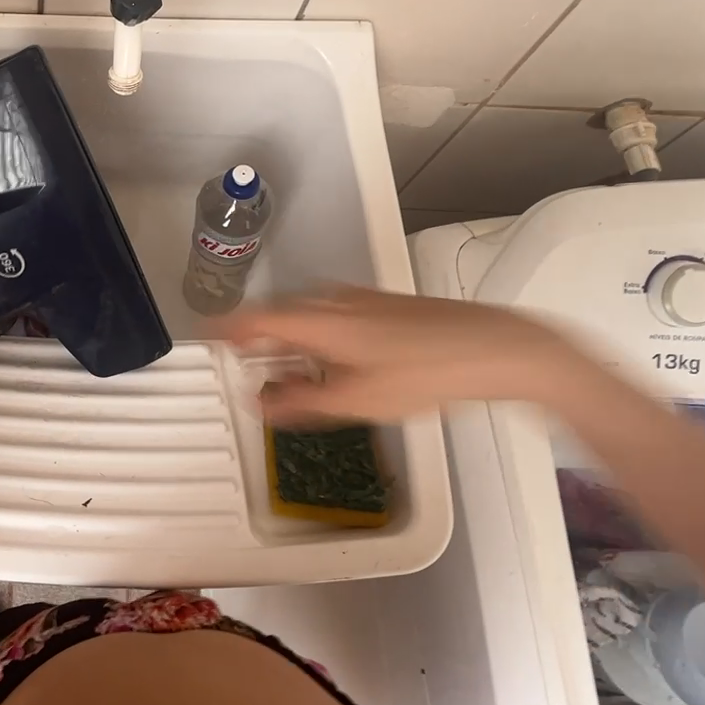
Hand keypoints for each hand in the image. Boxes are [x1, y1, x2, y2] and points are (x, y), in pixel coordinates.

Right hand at [220, 286, 594, 424]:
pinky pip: (333, 317)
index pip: (256, 318)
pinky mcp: (384, 307)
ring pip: (309, 316)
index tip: (207, 337)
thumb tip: (261, 404)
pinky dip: (319, 338)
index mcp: (318, 318)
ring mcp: (361, 300)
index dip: (228, 328)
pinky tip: (334, 363)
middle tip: (246, 362)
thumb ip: (301, 402)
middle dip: (259, 339)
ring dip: (292, 341)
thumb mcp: (356, 400)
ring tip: (290, 372)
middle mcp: (334, 300)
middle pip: (281, 315)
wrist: (497, 347)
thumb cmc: (426, 372)